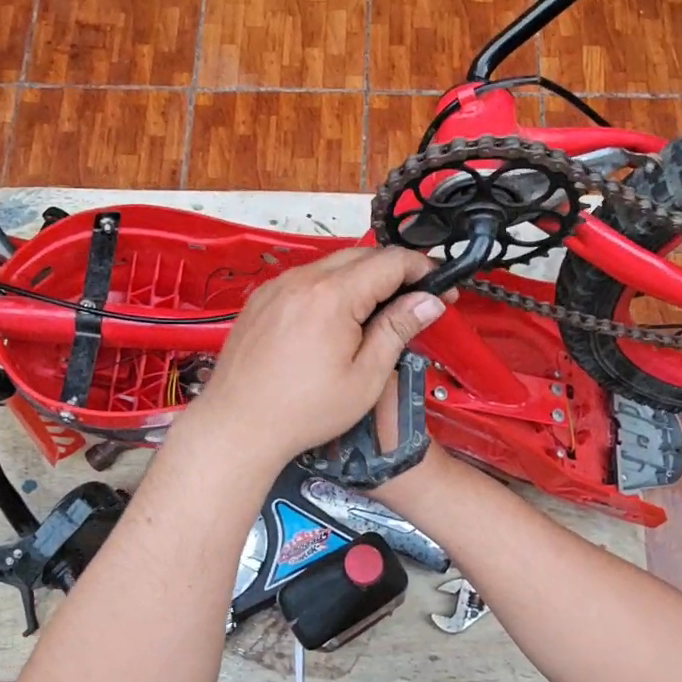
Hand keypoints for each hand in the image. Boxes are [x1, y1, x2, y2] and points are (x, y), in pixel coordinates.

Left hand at [179, 247, 446, 467]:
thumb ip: (397, 331)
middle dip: (396, 271)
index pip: (390, 261)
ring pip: (332, 265)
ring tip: (380, 311)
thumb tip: (430, 301)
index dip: (423, 269)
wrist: (238, 426)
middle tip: (418, 299)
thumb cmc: (305, 411)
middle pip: (361, 255)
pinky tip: (339, 319)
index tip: (443, 288)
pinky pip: (306, 280)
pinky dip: (331, 288)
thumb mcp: (365, 378)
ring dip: (362, 278)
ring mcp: (277, 286)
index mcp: (332, 296)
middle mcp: (302, 279)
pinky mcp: (261, 299)